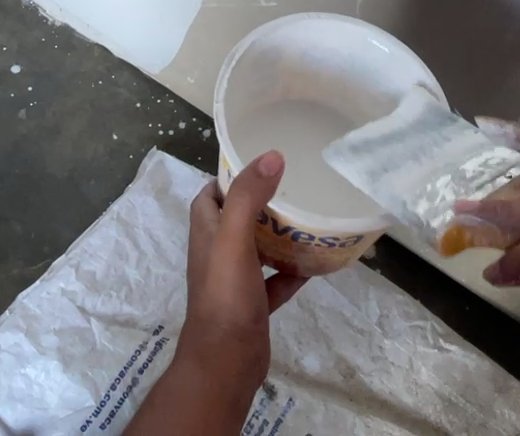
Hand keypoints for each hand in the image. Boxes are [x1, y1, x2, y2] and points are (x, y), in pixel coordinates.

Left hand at [128, 152, 309, 435]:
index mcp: (206, 232)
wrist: (225, 363)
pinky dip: (290, 272)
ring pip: (256, 248)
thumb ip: (249, 197)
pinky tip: (312, 265)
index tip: (260, 164)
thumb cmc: (225, 296)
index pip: (211, 194)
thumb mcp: (234, 238)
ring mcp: (234, 281)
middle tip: (292, 187)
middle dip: (260, 202)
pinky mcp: (252, 305)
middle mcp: (217, 252)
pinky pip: (274, 281)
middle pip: (237, 218)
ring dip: (277, 235)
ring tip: (306, 219)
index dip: (230, 178)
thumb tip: (272, 155)